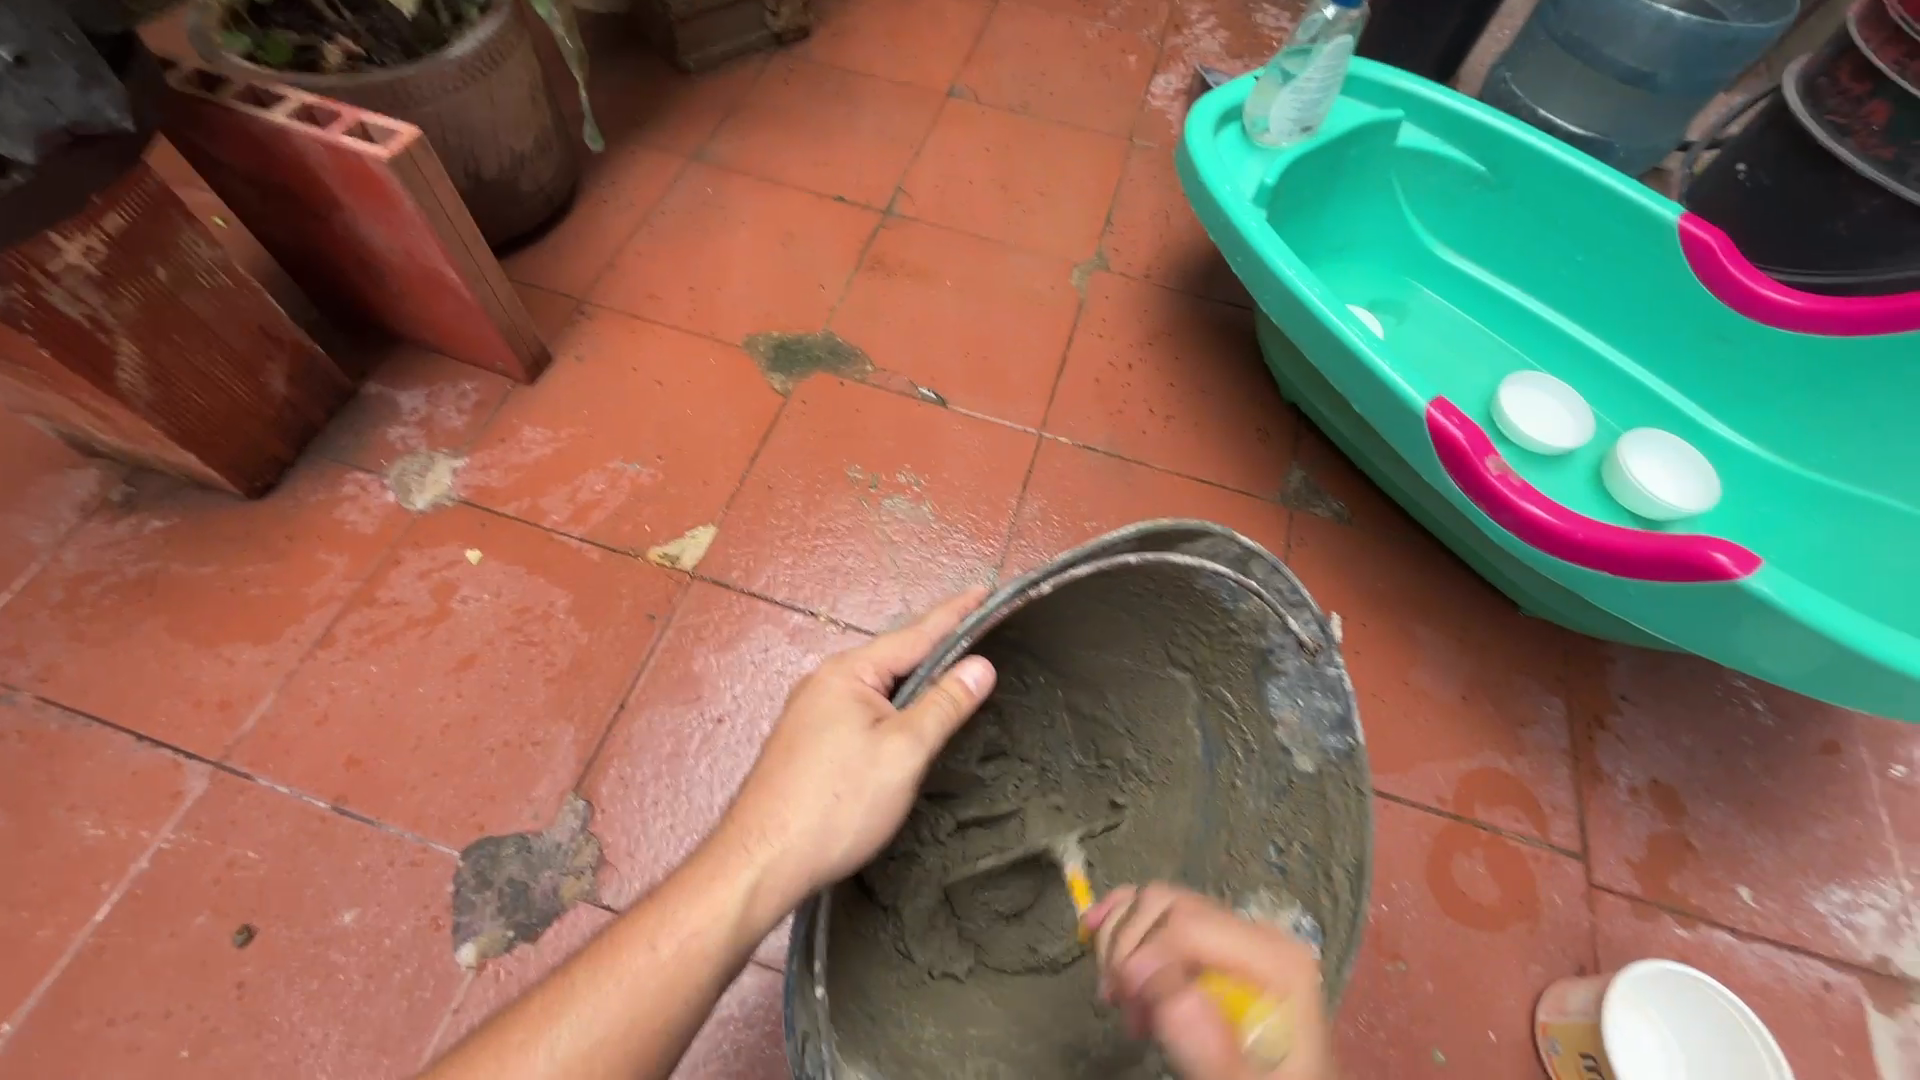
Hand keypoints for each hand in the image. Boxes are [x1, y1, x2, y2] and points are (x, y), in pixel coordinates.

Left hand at [717, 587, 997, 915]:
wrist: (761, 862)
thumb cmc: (836, 805)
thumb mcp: (903, 752)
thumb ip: (944, 704)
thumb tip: (980, 666)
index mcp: (849, 672)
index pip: (916, 633)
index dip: (956, 613)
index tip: (986, 590)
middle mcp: (826, 681)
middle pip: (895, 656)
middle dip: (937, 643)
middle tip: (978, 629)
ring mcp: (812, 710)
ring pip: (878, 684)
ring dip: (915, 676)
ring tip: (952, 668)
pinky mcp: (808, 739)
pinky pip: (862, 706)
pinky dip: (894, 702)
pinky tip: (908, 714)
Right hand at [1086, 884, 1333, 1079]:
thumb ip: (1212, 1045)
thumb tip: (1160, 987)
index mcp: (1276, 958)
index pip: (1192, 923)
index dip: (1146, 951)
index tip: (1120, 994)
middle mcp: (1252, 930)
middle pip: (1168, 907)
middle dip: (1128, 948)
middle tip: (1116, 1003)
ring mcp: (1228, 928)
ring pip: (1153, 901)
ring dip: (1120, 940)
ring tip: (1117, 996)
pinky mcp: (1207, 934)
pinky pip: (1156, 905)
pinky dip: (1121, 914)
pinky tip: (1093, 929)